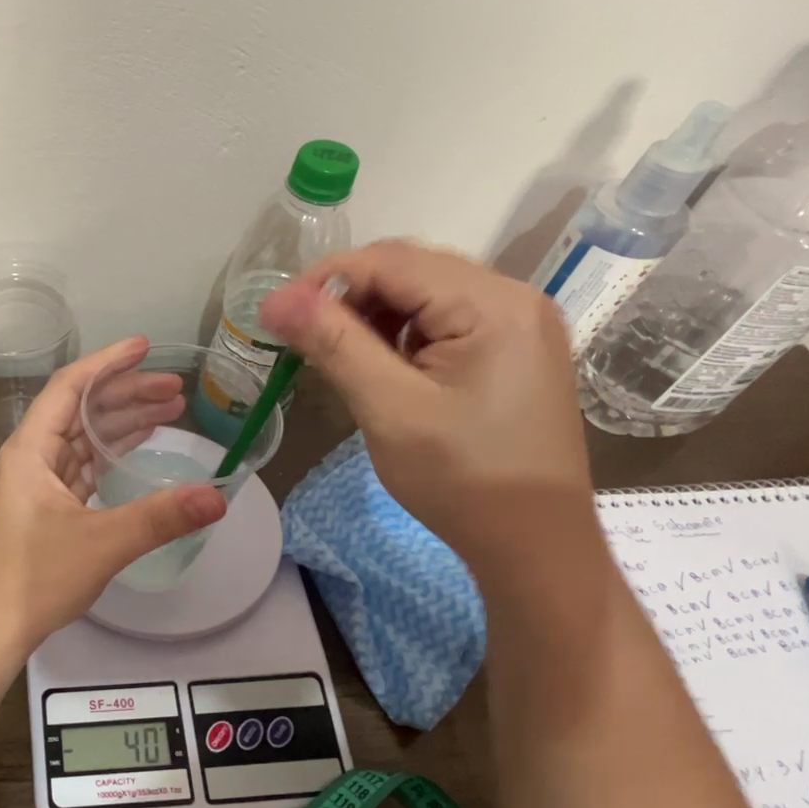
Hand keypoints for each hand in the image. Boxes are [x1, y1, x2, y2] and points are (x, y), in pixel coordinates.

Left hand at [0, 337, 227, 655]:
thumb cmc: (37, 579)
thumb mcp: (103, 543)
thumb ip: (160, 517)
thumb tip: (217, 497)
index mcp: (29, 450)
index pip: (69, 387)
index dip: (107, 363)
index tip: (144, 346)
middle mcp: (30, 457)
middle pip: (80, 408)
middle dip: (126, 393)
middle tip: (175, 387)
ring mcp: (38, 481)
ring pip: (84, 436)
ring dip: (123, 421)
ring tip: (171, 408)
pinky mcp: (48, 504)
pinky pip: (85, 463)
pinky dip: (113, 450)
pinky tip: (142, 443)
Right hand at [258, 240, 591, 561]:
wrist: (534, 546)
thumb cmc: (461, 480)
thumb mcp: (389, 409)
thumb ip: (334, 344)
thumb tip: (274, 300)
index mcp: (493, 304)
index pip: (392, 261)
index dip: (325, 278)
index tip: (274, 314)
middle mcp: (514, 298)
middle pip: (411, 269)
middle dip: (349, 295)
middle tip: (301, 335)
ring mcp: (519, 324)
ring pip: (425, 293)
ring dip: (373, 314)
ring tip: (337, 354)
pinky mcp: (513, 351)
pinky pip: (445, 320)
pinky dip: (402, 333)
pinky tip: (381, 365)